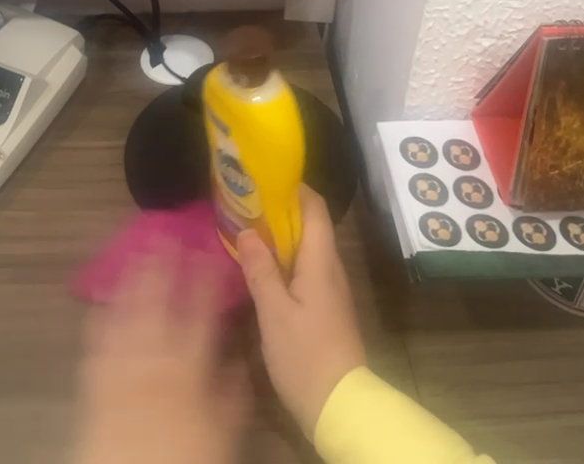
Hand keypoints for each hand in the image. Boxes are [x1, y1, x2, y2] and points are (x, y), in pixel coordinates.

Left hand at [73, 242, 249, 463]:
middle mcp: (153, 353)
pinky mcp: (95, 377)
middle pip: (158, 297)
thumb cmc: (185, 455)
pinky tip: (103, 297)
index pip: (201, 308)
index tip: (211, 250)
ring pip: (127, 308)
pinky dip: (101, 312)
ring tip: (137, 249)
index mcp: (188, 362)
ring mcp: (121, 362)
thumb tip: (241, 355)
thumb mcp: (223, 428)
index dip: (206, 275)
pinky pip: (97, 336)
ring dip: (132, 276)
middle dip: (164, 262)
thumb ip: (234, 390)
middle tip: (167, 232)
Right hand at [237, 185, 367, 436]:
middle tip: (244, 202)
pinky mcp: (324, 306)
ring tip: (245, 228)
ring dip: (279, 235)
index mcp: (321, 260)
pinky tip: (260, 266)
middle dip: (279, 209)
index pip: (315, 207)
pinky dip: (283, 259)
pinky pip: (304, 268)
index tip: (263, 178)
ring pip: (305, 247)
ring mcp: (329, 287)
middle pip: (309, 223)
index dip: (293, 187)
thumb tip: (248, 230)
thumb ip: (261, 270)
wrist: (340, 404)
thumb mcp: (274, 313)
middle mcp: (330, 267)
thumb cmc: (306, 354)